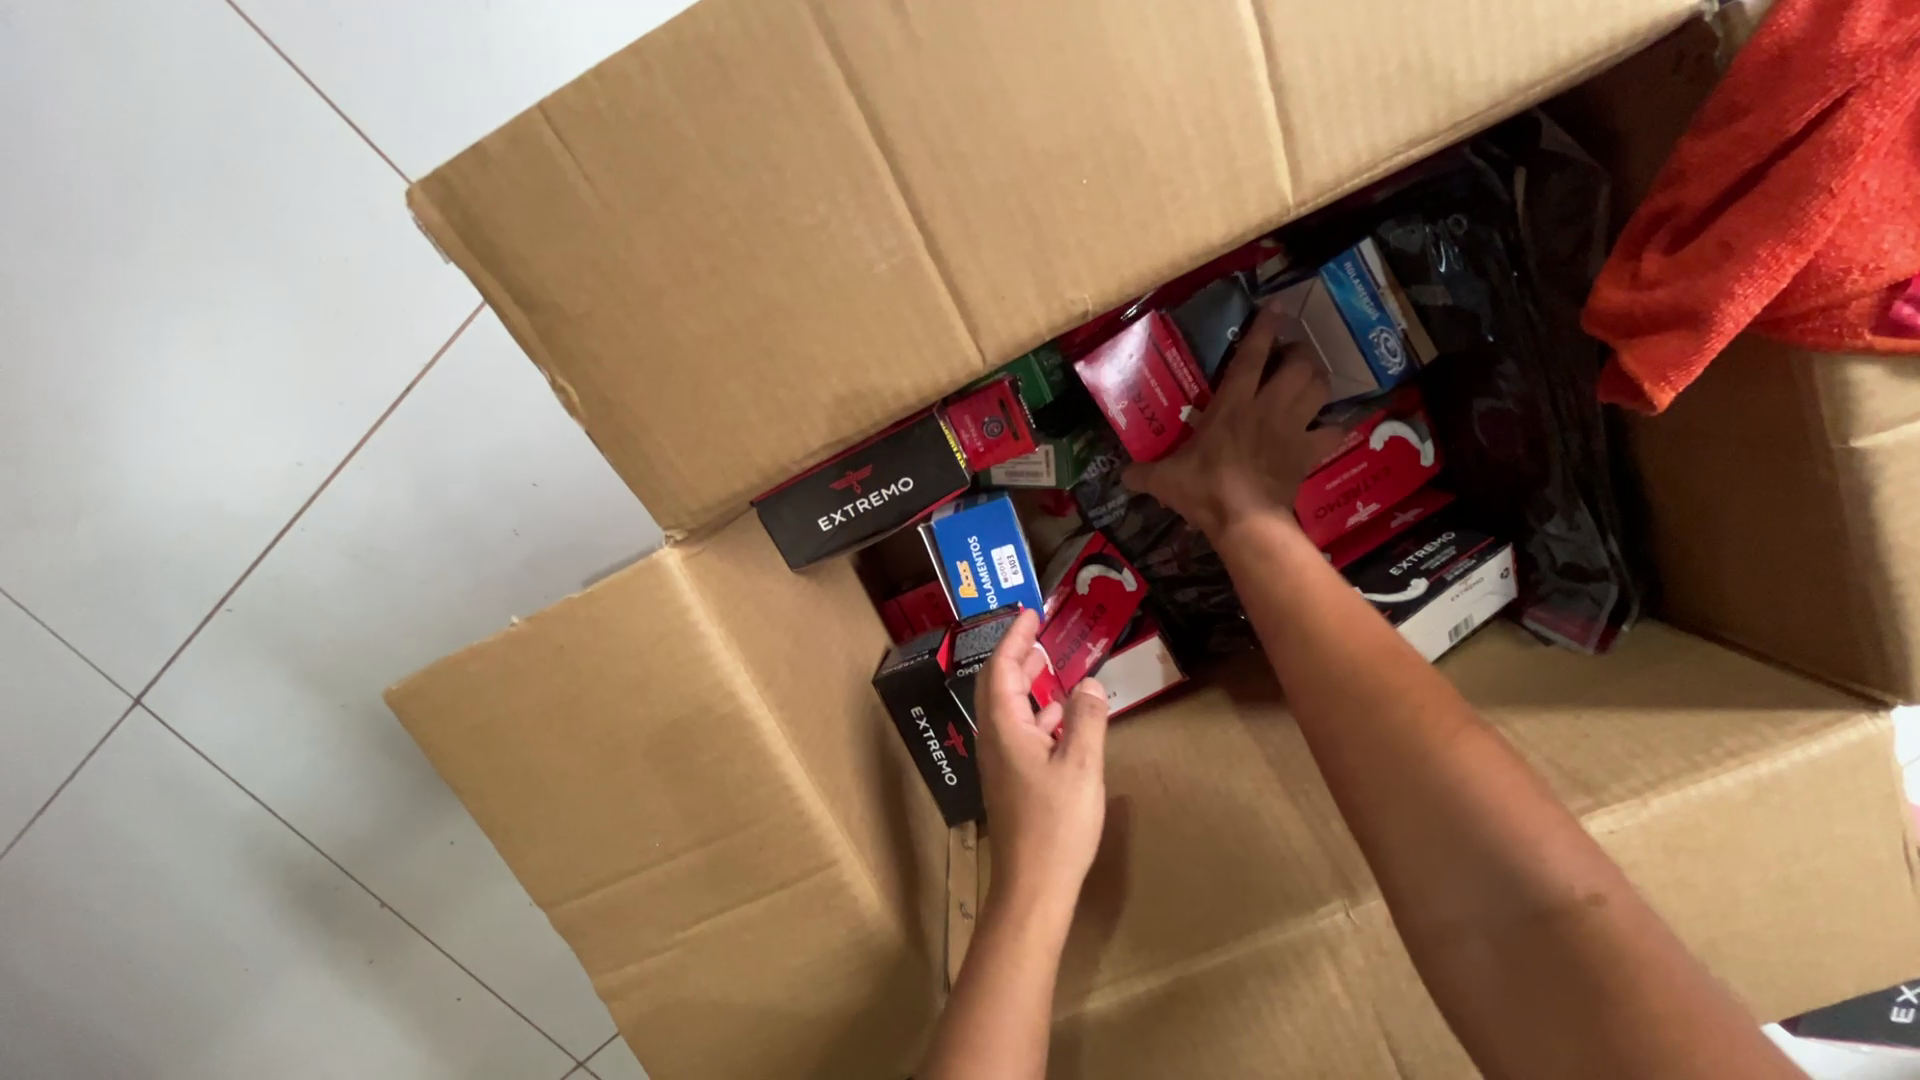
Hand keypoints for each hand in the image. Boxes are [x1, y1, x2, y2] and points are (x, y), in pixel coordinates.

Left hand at [975, 609, 1109, 918]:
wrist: (1033, 885)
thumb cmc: (1056, 823)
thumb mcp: (1080, 765)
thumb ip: (1086, 718)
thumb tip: (1089, 683)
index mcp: (1004, 727)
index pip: (1001, 668)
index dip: (1014, 637)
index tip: (1031, 614)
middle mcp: (994, 739)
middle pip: (997, 685)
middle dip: (1016, 656)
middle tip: (1040, 635)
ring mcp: (1000, 762)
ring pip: (1008, 710)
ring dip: (1026, 684)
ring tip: (1049, 668)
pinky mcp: (1012, 781)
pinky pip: (1019, 733)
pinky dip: (1037, 715)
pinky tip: (1060, 719)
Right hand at [1125, 304, 1347, 537]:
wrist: (1245, 520)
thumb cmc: (1205, 490)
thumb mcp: (1165, 480)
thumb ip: (1143, 474)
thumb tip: (1123, 476)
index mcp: (1232, 404)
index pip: (1252, 354)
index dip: (1265, 327)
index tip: (1276, 306)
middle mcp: (1268, 406)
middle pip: (1299, 364)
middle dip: (1299, 353)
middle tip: (1290, 356)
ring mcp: (1293, 428)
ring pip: (1320, 388)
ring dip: (1318, 379)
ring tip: (1309, 380)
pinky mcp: (1308, 452)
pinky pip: (1333, 431)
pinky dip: (1333, 426)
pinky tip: (1326, 427)